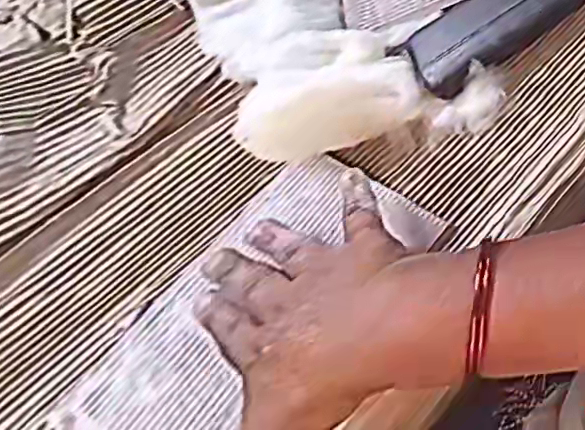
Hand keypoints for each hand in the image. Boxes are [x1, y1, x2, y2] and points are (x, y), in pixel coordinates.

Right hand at [196, 171, 410, 429]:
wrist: (381, 329)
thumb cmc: (335, 376)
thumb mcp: (277, 427)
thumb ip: (259, 428)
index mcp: (266, 345)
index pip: (233, 333)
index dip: (218, 320)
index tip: (203, 304)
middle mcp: (290, 300)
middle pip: (256, 284)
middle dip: (235, 272)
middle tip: (218, 255)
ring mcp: (329, 268)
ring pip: (296, 249)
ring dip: (280, 237)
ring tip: (263, 225)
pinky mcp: (368, 244)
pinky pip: (359, 215)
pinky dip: (355, 195)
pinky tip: (351, 179)